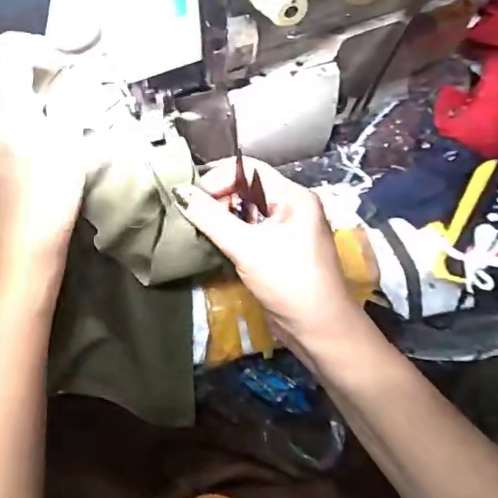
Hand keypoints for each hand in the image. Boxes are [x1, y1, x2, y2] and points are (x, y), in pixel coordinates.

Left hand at [0, 35, 86, 263]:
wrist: (24, 237)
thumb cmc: (53, 191)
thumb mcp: (70, 140)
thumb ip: (68, 98)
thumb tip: (70, 73)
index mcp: (7, 107)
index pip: (10, 53)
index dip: (37, 46)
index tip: (60, 58)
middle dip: (7, 46)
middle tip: (37, 56)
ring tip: (18, 74)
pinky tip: (5, 106)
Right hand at [175, 159, 374, 367]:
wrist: (319, 329)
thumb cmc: (288, 282)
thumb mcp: (245, 247)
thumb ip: (210, 217)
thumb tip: (178, 193)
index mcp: (293, 196)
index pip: (247, 169)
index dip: (217, 179)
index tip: (194, 200)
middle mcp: (291, 206)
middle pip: (244, 187)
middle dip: (216, 198)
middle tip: (194, 217)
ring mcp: (285, 228)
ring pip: (243, 209)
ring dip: (220, 217)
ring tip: (200, 230)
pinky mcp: (277, 248)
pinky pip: (247, 228)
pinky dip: (228, 232)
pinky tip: (214, 244)